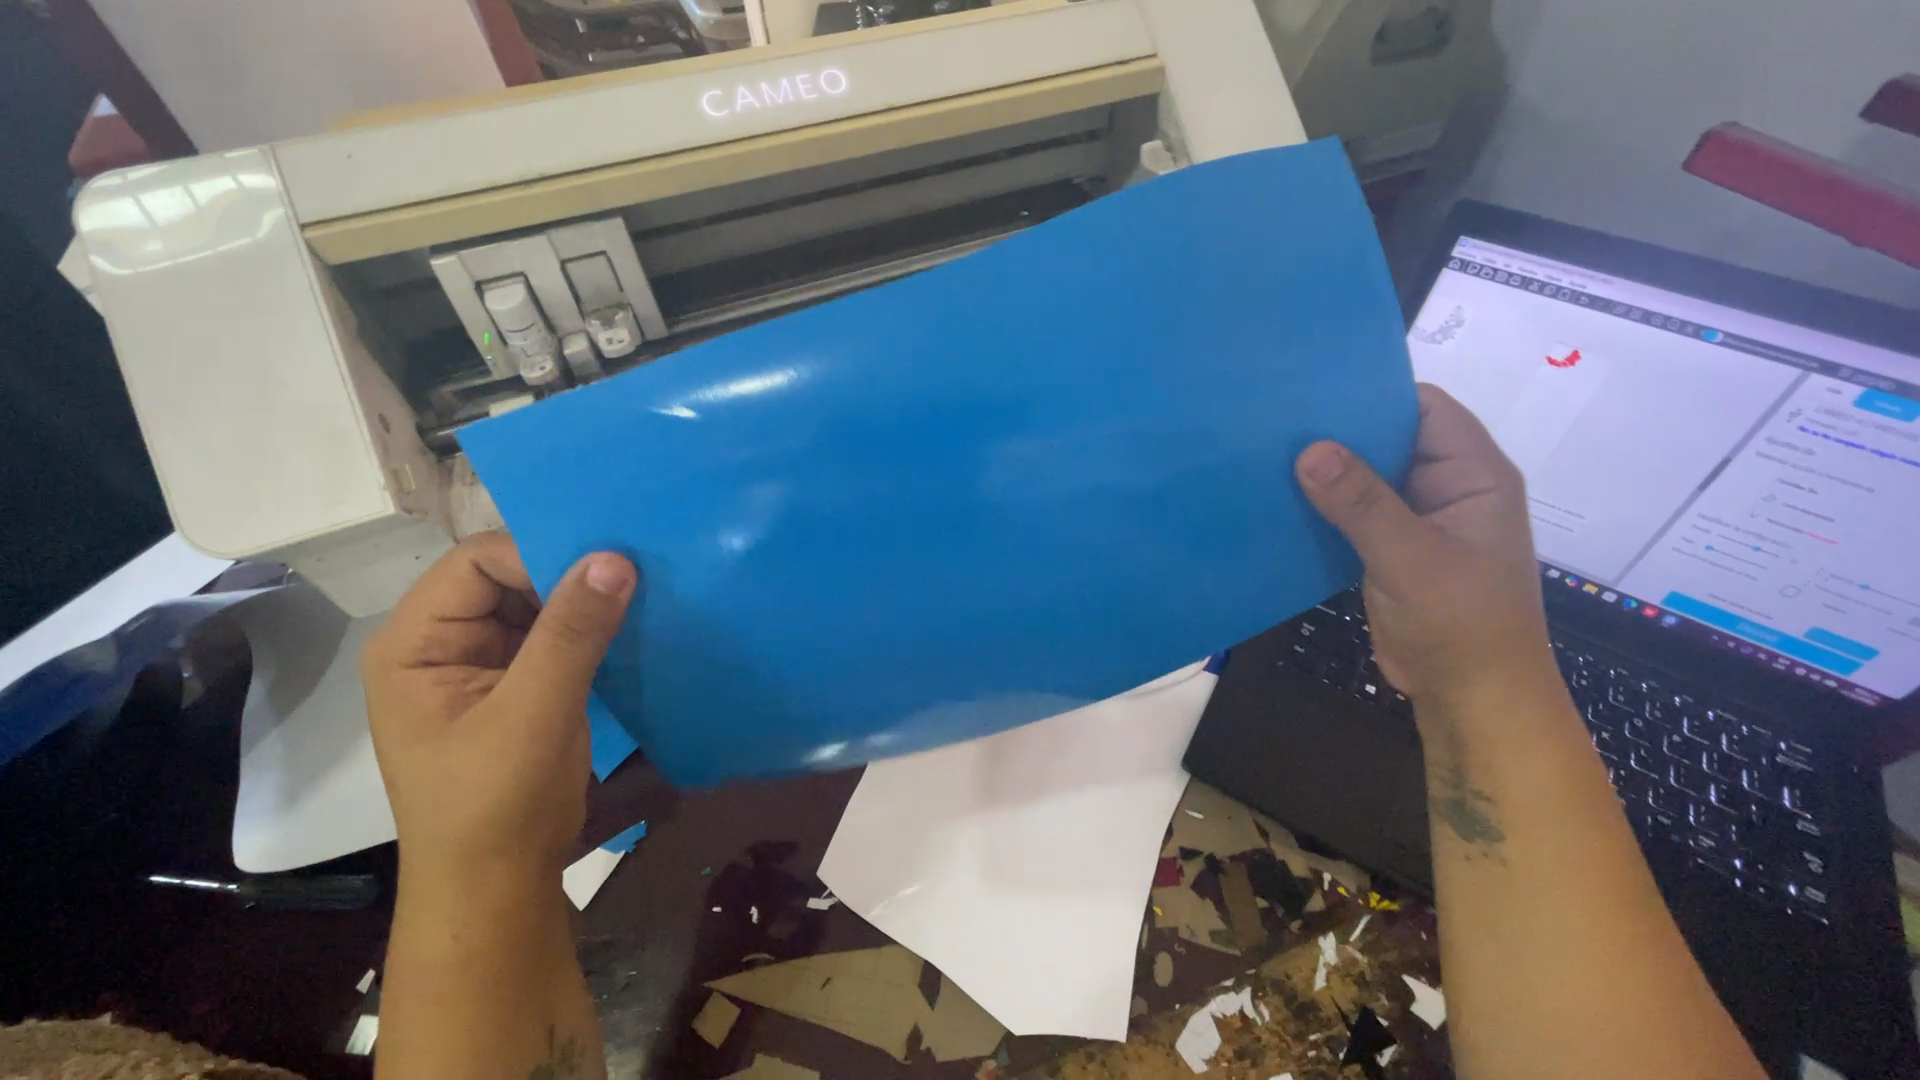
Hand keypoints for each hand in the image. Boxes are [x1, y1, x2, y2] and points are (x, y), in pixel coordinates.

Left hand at [361, 533, 636, 884]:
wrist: (498, 886)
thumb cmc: (497, 804)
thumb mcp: (535, 713)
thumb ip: (572, 633)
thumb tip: (616, 557)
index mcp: (415, 642)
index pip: (478, 562)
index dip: (541, 556)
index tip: (609, 569)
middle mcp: (441, 643)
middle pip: (507, 577)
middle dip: (568, 576)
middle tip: (635, 576)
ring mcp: (479, 665)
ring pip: (536, 605)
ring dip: (584, 603)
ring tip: (640, 597)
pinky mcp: (516, 686)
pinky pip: (553, 638)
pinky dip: (590, 631)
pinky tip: (628, 629)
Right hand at [1296, 384, 1559, 718]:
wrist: (1470, 696)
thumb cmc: (1461, 623)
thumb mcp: (1410, 557)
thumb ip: (1361, 503)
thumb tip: (1309, 450)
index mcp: (1472, 474)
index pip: (1423, 408)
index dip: (1373, 395)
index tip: (1312, 391)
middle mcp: (1445, 487)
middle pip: (1389, 438)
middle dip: (1338, 431)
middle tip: (1275, 420)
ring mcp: (1416, 519)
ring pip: (1366, 477)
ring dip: (1325, 470)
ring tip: (1265, 452)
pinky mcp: (1390, 548)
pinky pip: (1352, 513)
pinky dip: (1322, 506)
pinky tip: (1279, 500)